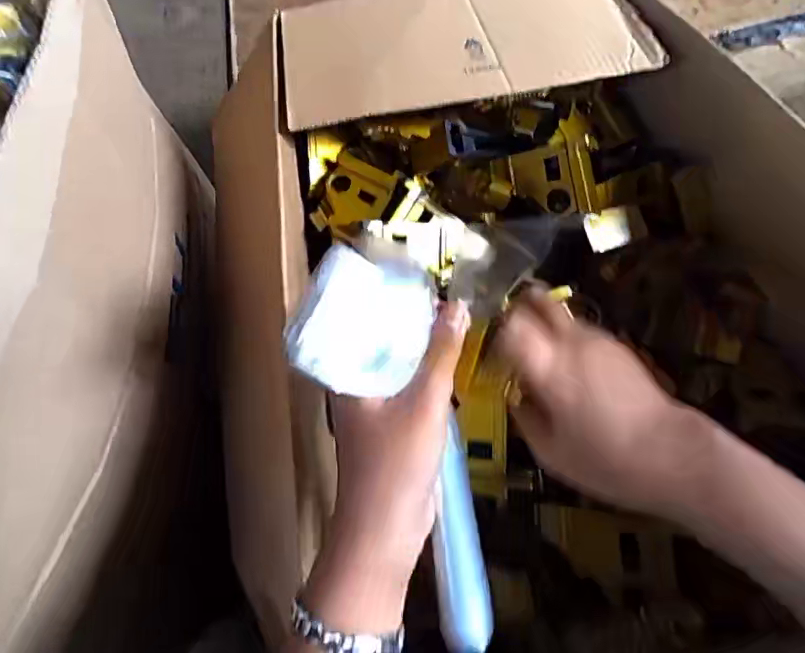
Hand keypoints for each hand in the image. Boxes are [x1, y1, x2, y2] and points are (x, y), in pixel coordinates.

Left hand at [300, 299, 469, 635]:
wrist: (386, 532)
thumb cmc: (396, 463)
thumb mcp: (425, 403)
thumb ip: (441, 355)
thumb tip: (457, 305)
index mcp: (347, 371)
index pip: (356, 318)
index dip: (378, 294)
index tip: (406, 273)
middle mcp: (354, 380)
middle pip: (378, 336)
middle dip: (404, 316)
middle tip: (436, 290)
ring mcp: (371, 402)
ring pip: (395, 360)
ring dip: (417, 341)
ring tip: (445, 312)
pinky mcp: (390, 420)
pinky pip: (406, 382)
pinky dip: (423, 367)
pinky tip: (446, 355)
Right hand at [493, 283, 709, 516]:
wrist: (675, 455)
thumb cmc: (606, 460)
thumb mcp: (551, 453)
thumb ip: (525, 418)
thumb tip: (514, 397)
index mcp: (548, 367)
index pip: (511, 325)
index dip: (498, 332)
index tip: (496, 351)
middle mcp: (570, 343)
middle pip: (538, 300)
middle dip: (520, 306)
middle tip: (511, 327)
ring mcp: (597, 340)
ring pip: (561, 312)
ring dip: (546, 322)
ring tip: (545, 353)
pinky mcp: (619, 345)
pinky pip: (582, 329)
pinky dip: (569, 337)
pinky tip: (576, 368)